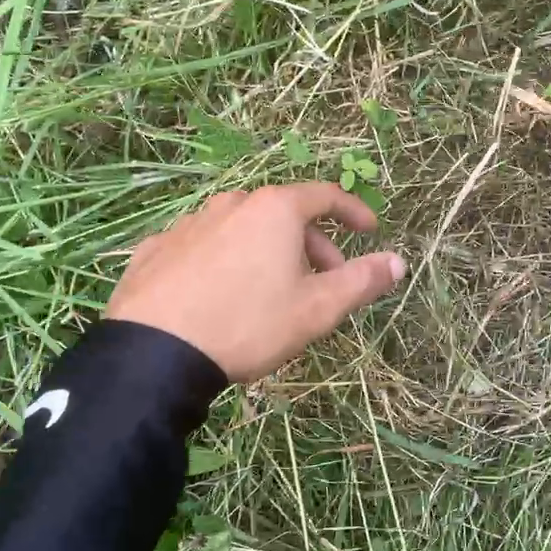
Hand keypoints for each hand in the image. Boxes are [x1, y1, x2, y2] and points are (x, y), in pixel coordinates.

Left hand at [106, 183, 405, 381]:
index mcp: (275, 210)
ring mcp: (188, 224)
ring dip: (268, 251)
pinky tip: (222, 293)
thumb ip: (362, 281)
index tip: (369, 232)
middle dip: (313, 244)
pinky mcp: (155, 249)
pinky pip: (203, 246)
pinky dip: (224, 261)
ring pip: (243, 229)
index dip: (353, 212)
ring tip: (273, 290)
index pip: (326, 196)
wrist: (152, 355)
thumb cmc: (249, 323)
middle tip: (326, 280)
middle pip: (284, 214)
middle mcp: (231, 204)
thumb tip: (398, 261)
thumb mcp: (318, 309)